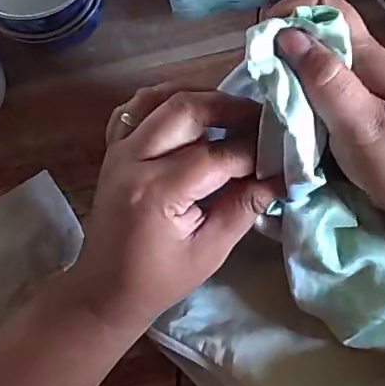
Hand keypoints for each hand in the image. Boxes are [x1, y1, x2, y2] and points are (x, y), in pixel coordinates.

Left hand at [60, 86, 279, 331]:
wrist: (104, 288)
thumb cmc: (158, 279)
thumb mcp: (209, 251)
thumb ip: (243, 208)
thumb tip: (281, 177)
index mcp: (156, 191)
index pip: (216, 155)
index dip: (253, 151)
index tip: (280, 152)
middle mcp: (132, 159)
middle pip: (185, 109)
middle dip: (229, 108)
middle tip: (262, 119)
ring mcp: (117, 150)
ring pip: (158, 98)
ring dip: (198, 97)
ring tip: (230, 112)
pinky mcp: (112, 149)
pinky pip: (135, 108)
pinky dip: (164, 101)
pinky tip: (189, 114)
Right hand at [263, 0, 384, 227]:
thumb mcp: (363, 122)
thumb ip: (326, 80)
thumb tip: (286, 35)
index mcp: (366, 55)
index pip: (325, 5)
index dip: (289, 11)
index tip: (262, 42)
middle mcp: (357, 62)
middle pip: (312, 32)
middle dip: (279, 44)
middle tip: (257, 76)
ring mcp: (353, 86)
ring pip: (309, 62)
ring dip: (282, 71)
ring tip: (264, 96)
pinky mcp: (348, 108)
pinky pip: (312, 90)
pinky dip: (292, 95)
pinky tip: (282, 114)